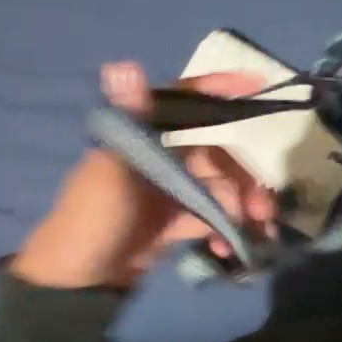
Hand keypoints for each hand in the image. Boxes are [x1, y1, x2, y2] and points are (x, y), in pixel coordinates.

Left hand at [12, 63, 277, 288]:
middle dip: (245, 180)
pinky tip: (226, 249)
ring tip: (254, 233)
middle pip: (219, 156)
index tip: (259, 82)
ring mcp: (171, 190)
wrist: (79, 279)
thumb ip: (129, 119)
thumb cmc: (93, 216)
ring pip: (222, 189)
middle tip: (262, 210)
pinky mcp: (176, 221)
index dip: (221, 88)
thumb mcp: (112, 168)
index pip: (187, 101)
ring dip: (242, 208)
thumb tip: (123, 63)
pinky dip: (225, 231)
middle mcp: (162, 157)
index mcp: (145, 136)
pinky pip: (213, 219)